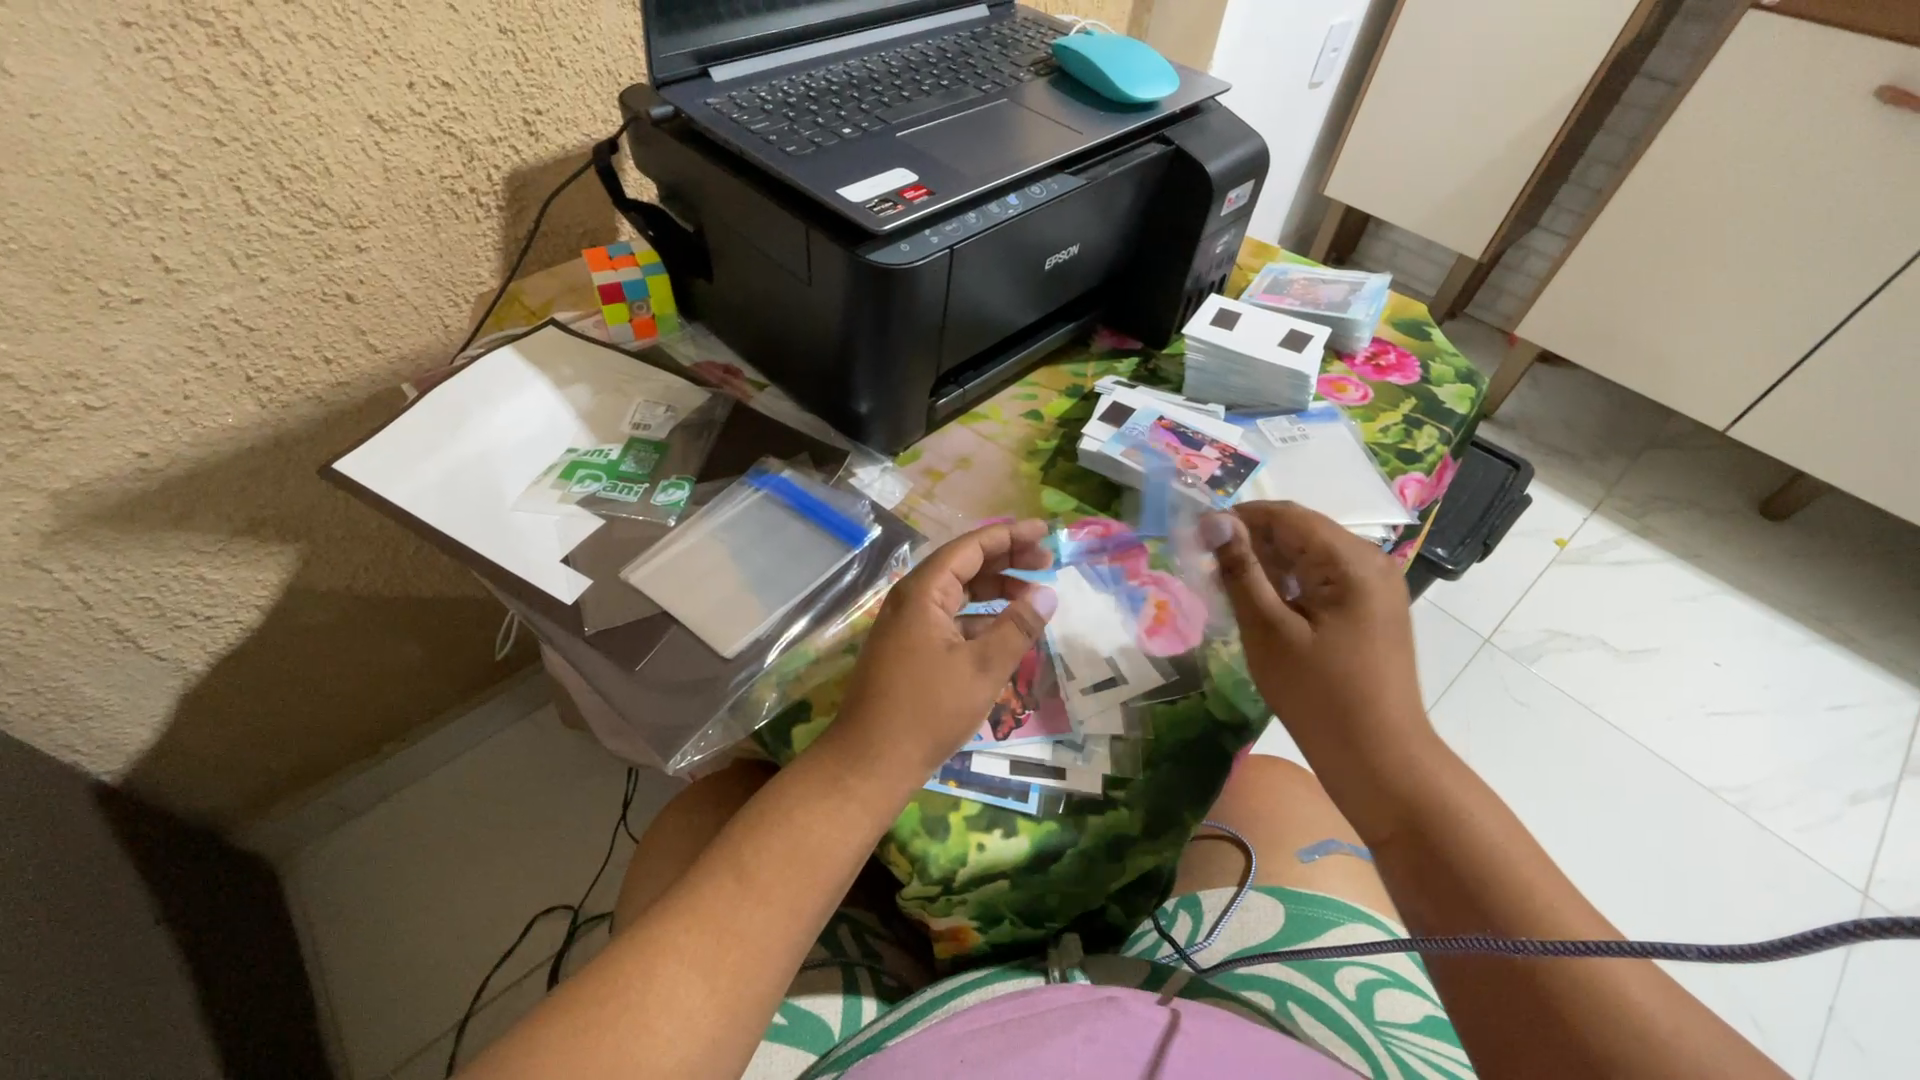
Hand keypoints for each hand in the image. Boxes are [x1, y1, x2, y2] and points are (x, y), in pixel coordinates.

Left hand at [821, 520, 1057, 780]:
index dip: (1009, 536)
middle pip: (963, 566)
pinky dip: (978, 619)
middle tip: (1046, 563)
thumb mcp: (983, 668)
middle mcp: (911, 600)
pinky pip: (948, 619)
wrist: (871, 760)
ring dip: (994, 591)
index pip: (970, 547)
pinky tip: (1004, 633)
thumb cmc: (928, 710)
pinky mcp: (907, 650)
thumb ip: (1017, 627)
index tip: (1045, 533)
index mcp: (923, 592)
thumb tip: (1047, 595)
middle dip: (1006, 561)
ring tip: (1033, 599)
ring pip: (956, 594)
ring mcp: (906, 625)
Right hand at [1201, 501, 1429, 758]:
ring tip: (1226, 586)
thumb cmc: (1318, 695)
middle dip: (1251, 541)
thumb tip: (1214, 521)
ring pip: (1310, 555)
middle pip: (1300, 532)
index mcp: (1351, 561)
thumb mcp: (1268, 630)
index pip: (1286, 515)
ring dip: (1268, 564)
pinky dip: (1289, 584)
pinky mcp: (1371, 608)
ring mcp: (1375, 586)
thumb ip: (1241, 570)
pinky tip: (1262, 605)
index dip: (1237, 518)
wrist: (1378, 757)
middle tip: (1205, 567)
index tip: (1194, 536)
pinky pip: (1323, 579)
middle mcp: (1371, 561)